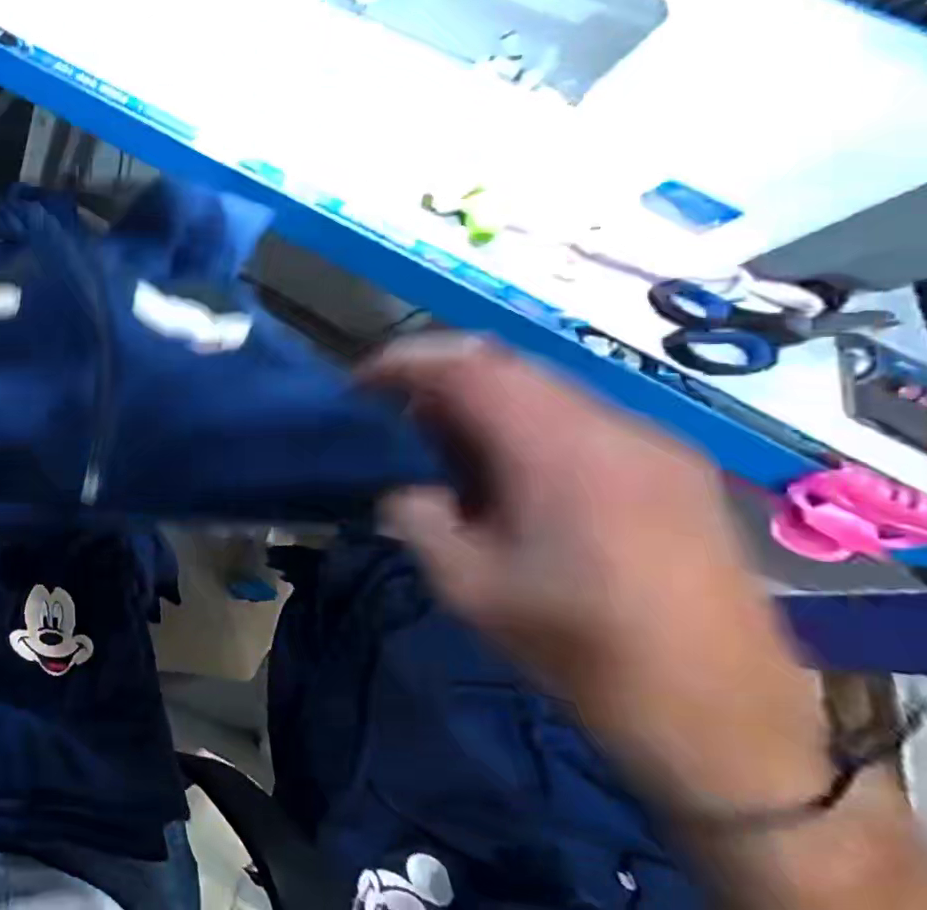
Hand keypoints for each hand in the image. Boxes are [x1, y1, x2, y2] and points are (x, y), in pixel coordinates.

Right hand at [363, 334, 830, 812]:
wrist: (716, 713)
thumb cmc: (577, 645)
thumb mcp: (465, 585)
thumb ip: (418, 518)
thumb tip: (406, 491)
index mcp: (560, 453)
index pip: (470, 369)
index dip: (406, 362)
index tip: (360, 382)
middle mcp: (614, 431)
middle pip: (510, 366)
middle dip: (440, 375)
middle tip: (393, 408)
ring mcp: (653, 446)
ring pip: (546, 388)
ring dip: (483, 398)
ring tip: (441, 437)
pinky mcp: (673, 469)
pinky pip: (579, 417)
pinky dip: (524, 421)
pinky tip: (505, 466)